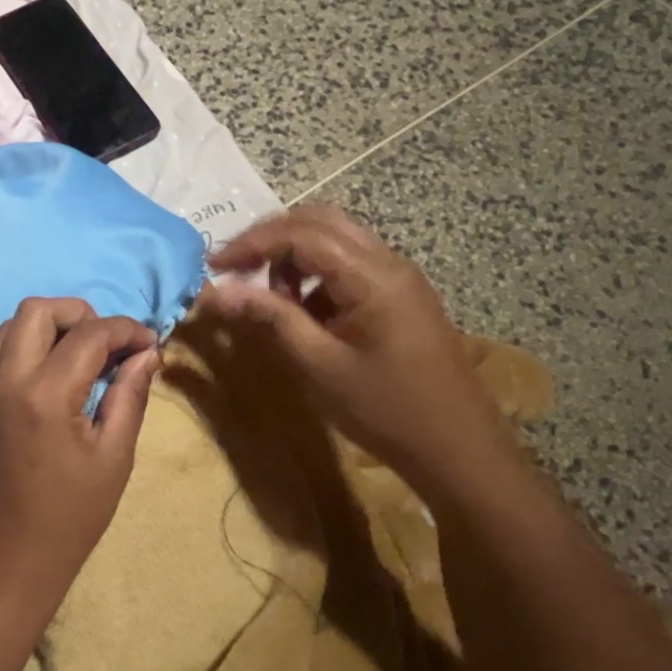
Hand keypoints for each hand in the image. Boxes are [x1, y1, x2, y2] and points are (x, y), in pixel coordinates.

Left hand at [0, 298, 160, 603]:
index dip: (126, 330)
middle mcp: (8, 378)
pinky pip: (2, 348)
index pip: (89, 333)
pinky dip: (31, 343)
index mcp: (45, 394)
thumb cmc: (71, 515)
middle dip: (81, 314)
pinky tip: (59, 372)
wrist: (8, 554)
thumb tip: (148, 354)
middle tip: (112, 346)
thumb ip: (130, 396)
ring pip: (13, 323)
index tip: (151, 344)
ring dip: (53, 325)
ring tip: (87, 356)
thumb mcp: (114, 457)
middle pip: (38, 309)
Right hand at [199, 204, 516, 486]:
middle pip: (318, 221)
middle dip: (269, 238)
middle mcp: (388, 263)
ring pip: (334, 238)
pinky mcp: (400, 295)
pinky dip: (314, 273)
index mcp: (372, 276)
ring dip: (292, 255)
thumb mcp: (318, 365)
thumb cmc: (386, 410)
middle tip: (234, 269)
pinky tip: (302, 313)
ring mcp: (398, 277)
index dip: (250, 244)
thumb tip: (215, 292)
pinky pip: (348, 263)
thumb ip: (269, 318)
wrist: (459, 449)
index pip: (299, 234)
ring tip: (268, 297)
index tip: (212, 266)